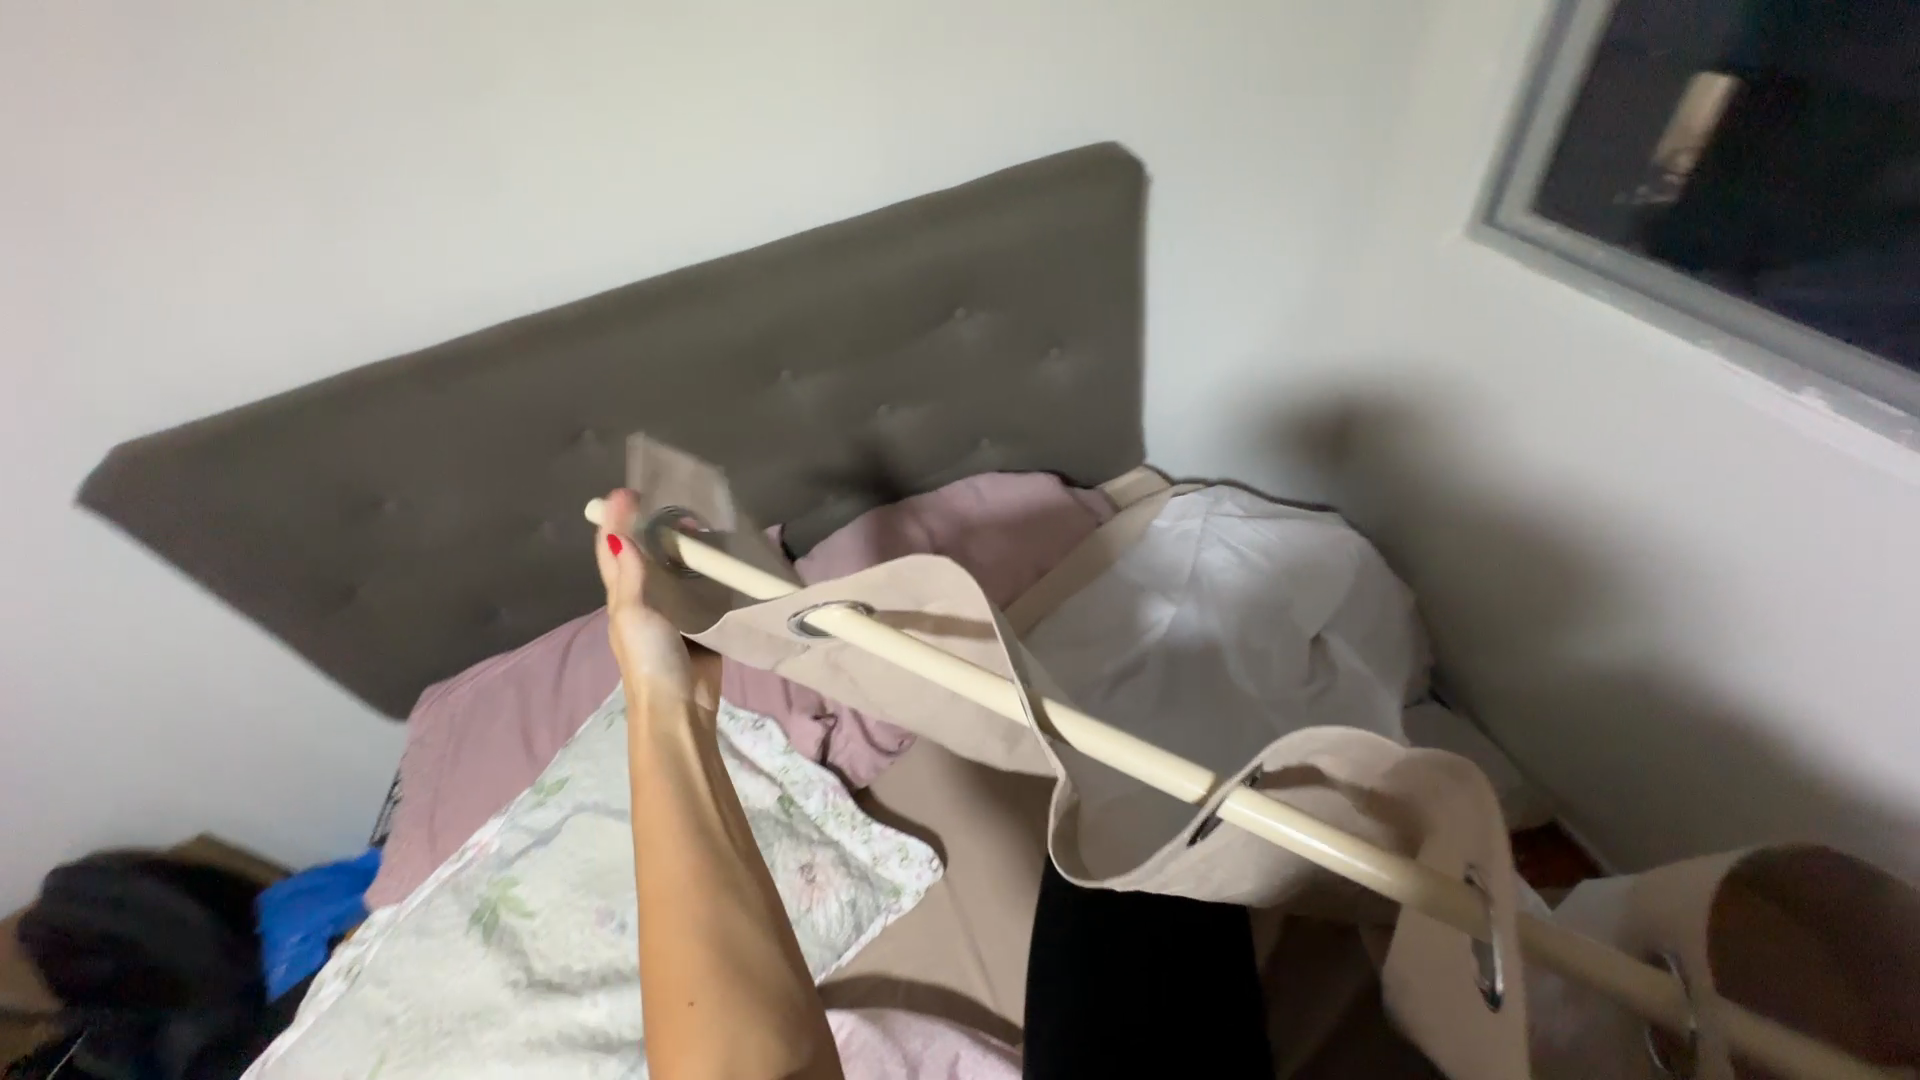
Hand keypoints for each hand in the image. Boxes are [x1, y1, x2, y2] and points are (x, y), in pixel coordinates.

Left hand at [594, 489, 693, 695]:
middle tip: (676, 503)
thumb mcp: (633, 616)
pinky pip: (705, 591)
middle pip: (647, 557)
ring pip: (677, 571)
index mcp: (623, 598)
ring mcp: (676, 613)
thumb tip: (617, 535)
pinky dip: (710, 572)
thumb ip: (629, 578)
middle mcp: (647, 601)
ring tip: (701, 522)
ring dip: (685, 547)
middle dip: (654, 528)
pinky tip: (724, 558)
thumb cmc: (650, 660)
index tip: (628, 492)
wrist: (680, 707)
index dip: (614, 521)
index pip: (613, 551)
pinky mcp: (703, 624)